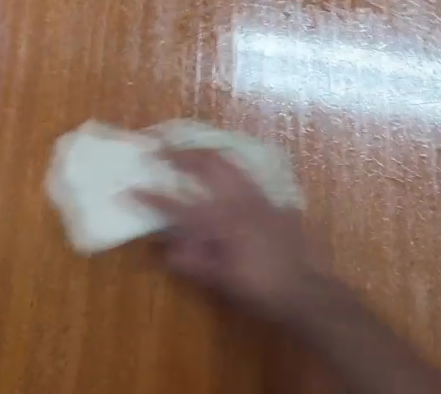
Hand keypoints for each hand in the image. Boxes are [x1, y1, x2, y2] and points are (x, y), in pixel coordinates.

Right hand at [131, 147, 327, 323]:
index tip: (130, 190)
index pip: (179, 206)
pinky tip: (221, 168)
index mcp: (222, 222)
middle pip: (206, 165)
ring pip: (227, 161)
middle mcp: (238, 201)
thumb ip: (194, 262)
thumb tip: (166, 248)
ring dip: (202, 152)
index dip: (153, 198)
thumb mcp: (224, 282)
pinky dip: (226, 163)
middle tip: (159, 148)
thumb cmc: (263, 290)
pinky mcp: (271, 199)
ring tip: (187, 149)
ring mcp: (257, 196)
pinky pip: (244, 171)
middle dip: (180, 154)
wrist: (309, 293)